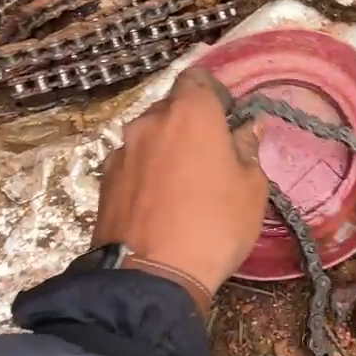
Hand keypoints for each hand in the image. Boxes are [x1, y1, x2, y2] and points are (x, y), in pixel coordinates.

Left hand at [92, 66, 267, 303]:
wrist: (151, 278)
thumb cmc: (215, 223)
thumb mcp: (252, 187)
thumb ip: (249, 149)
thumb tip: (248, 128)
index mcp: (191, 112)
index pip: (198, 78)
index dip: (215, 93)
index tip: (229, 118)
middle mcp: (150, 121)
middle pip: (173, 106)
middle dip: (192, 122)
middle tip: (213, 154)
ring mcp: (122, 151)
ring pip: (151, 136)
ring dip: (167, 148)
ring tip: (185, 183)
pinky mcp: (104, 181)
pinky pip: (134, 163)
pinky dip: (148, 172)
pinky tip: (161, 202)